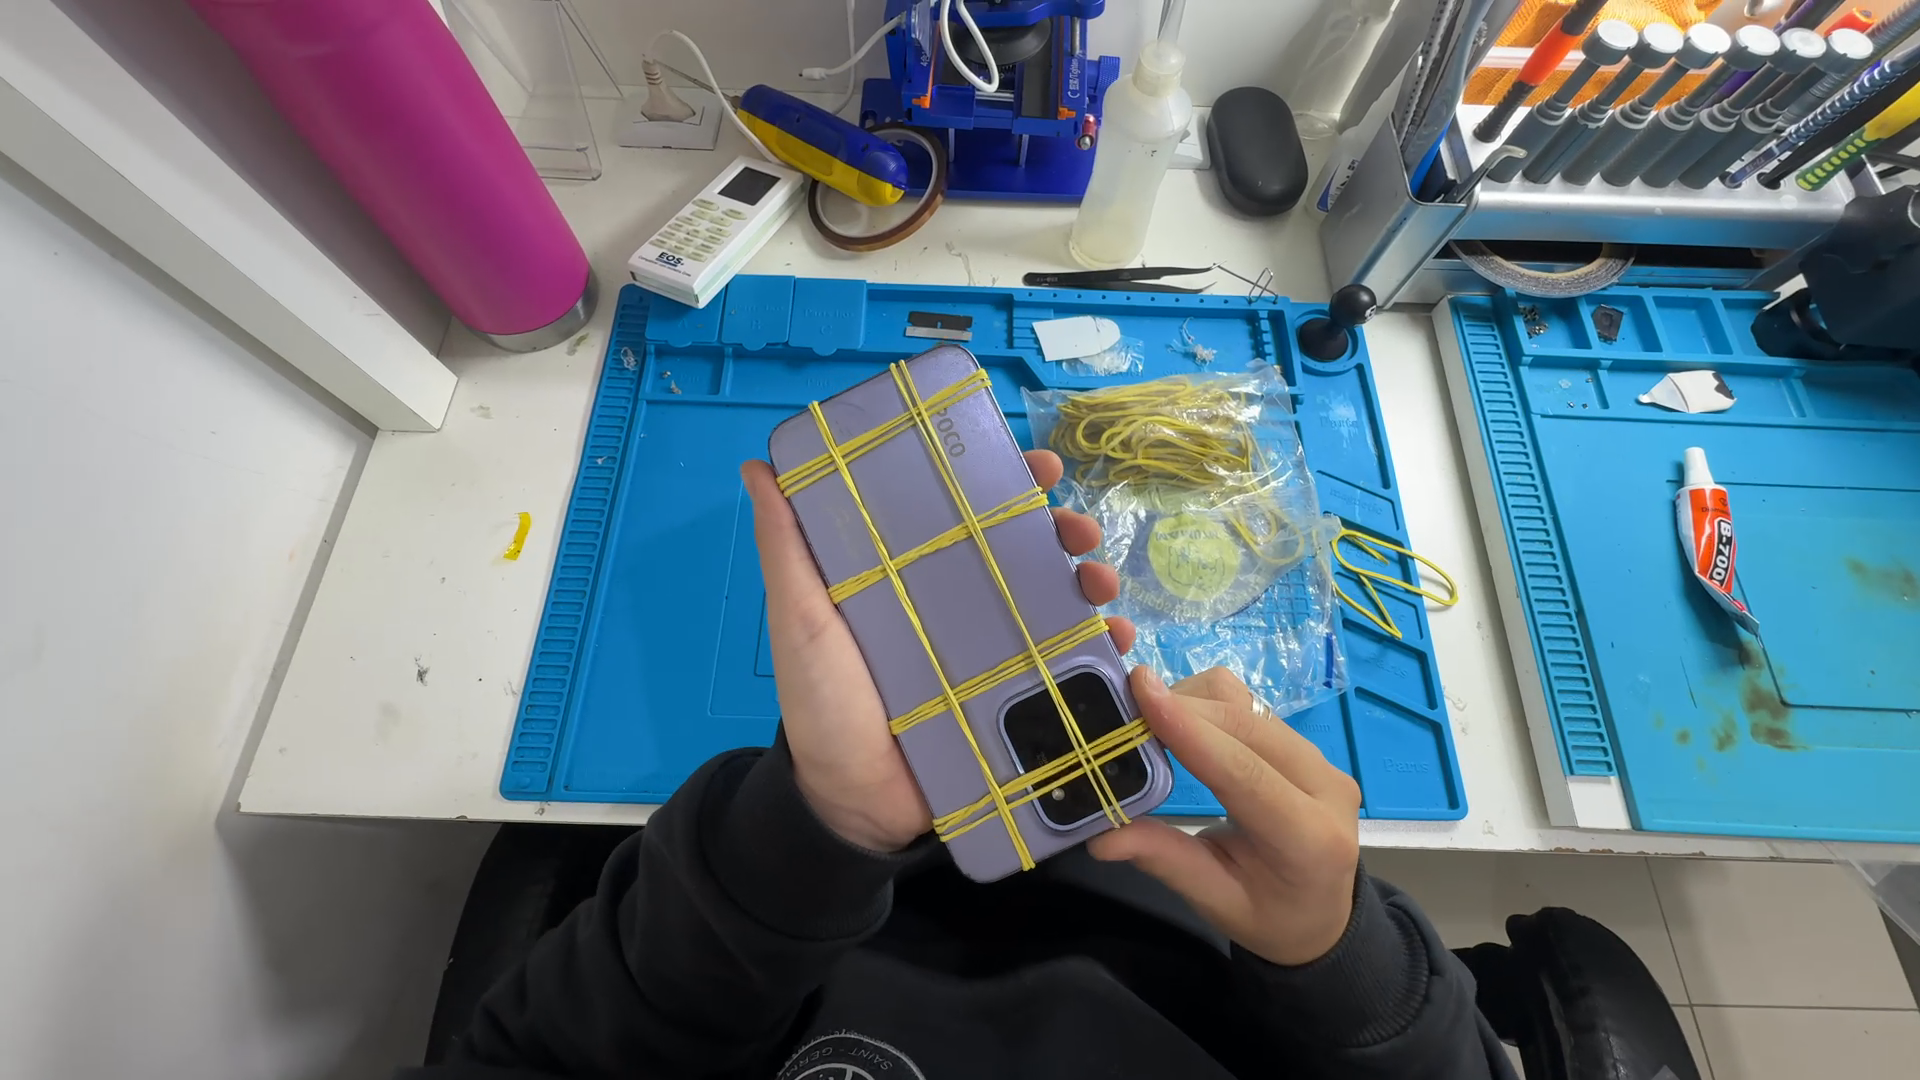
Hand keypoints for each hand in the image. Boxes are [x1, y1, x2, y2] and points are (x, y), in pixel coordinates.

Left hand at [741, 449, 1135, 852]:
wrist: (850, 802)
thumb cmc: (822, 700)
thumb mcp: (801, 618)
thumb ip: (786, 547)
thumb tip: (759, 466)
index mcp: (914, 576)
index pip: (964, 514)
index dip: (1003, 482)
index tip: (1035, 464)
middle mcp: (958, 605)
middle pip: (1021, 553)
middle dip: (1060, 531)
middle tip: (1079, 530)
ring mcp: (991, 651)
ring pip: (1052, 602)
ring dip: (1088, 582)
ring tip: (1102, 584)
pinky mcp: (1012, 697)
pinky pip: (1063, 665)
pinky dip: (1096, 649)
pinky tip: (1114, 642)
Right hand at [1089, 667, 1361, 966]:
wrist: (1322, 912)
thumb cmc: (1269, 913)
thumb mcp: (1217, 901)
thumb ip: (1165, 860)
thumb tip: (1100, 839)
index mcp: (1309, 838)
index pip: (1244, 772)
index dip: (1190, 729)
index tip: (1142, 692)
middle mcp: (1324, 784)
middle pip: (1242, 723)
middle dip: (1179, 707)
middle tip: (1120, 712)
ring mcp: (1317, 755)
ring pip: (1242, 701)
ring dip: (1190, 700)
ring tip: (1150, 724)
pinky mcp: (1300, 737)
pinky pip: (1244, 699)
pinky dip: (1203, 700)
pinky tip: (1181, 723)